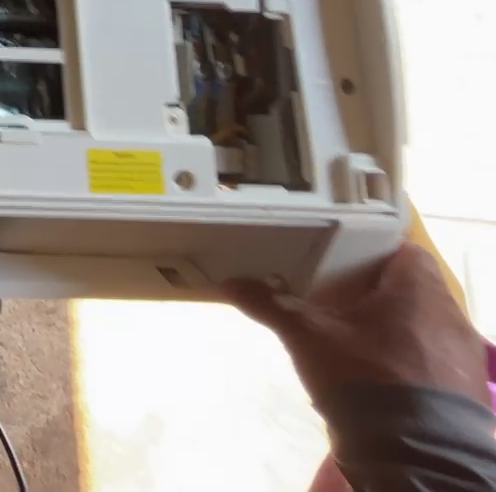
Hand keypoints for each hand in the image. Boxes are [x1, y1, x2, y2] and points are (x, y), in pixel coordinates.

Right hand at [226, 241, 487, 405]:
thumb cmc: (362, 372)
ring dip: (390, 319)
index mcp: (419, 296)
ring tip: (346, 325)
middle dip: (374, 286)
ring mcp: (464, 357)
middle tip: (332, 287)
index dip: (373, 247)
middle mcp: (451, 320)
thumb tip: (231, 283)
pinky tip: (370, 359)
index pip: (406, 253)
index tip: (340, 251)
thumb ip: (267, 302)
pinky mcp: (463, 387)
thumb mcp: (303, 332)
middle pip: (413, 287)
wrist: (415, 449)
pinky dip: (402, 348)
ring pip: (423, 321)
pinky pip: (431, 351)